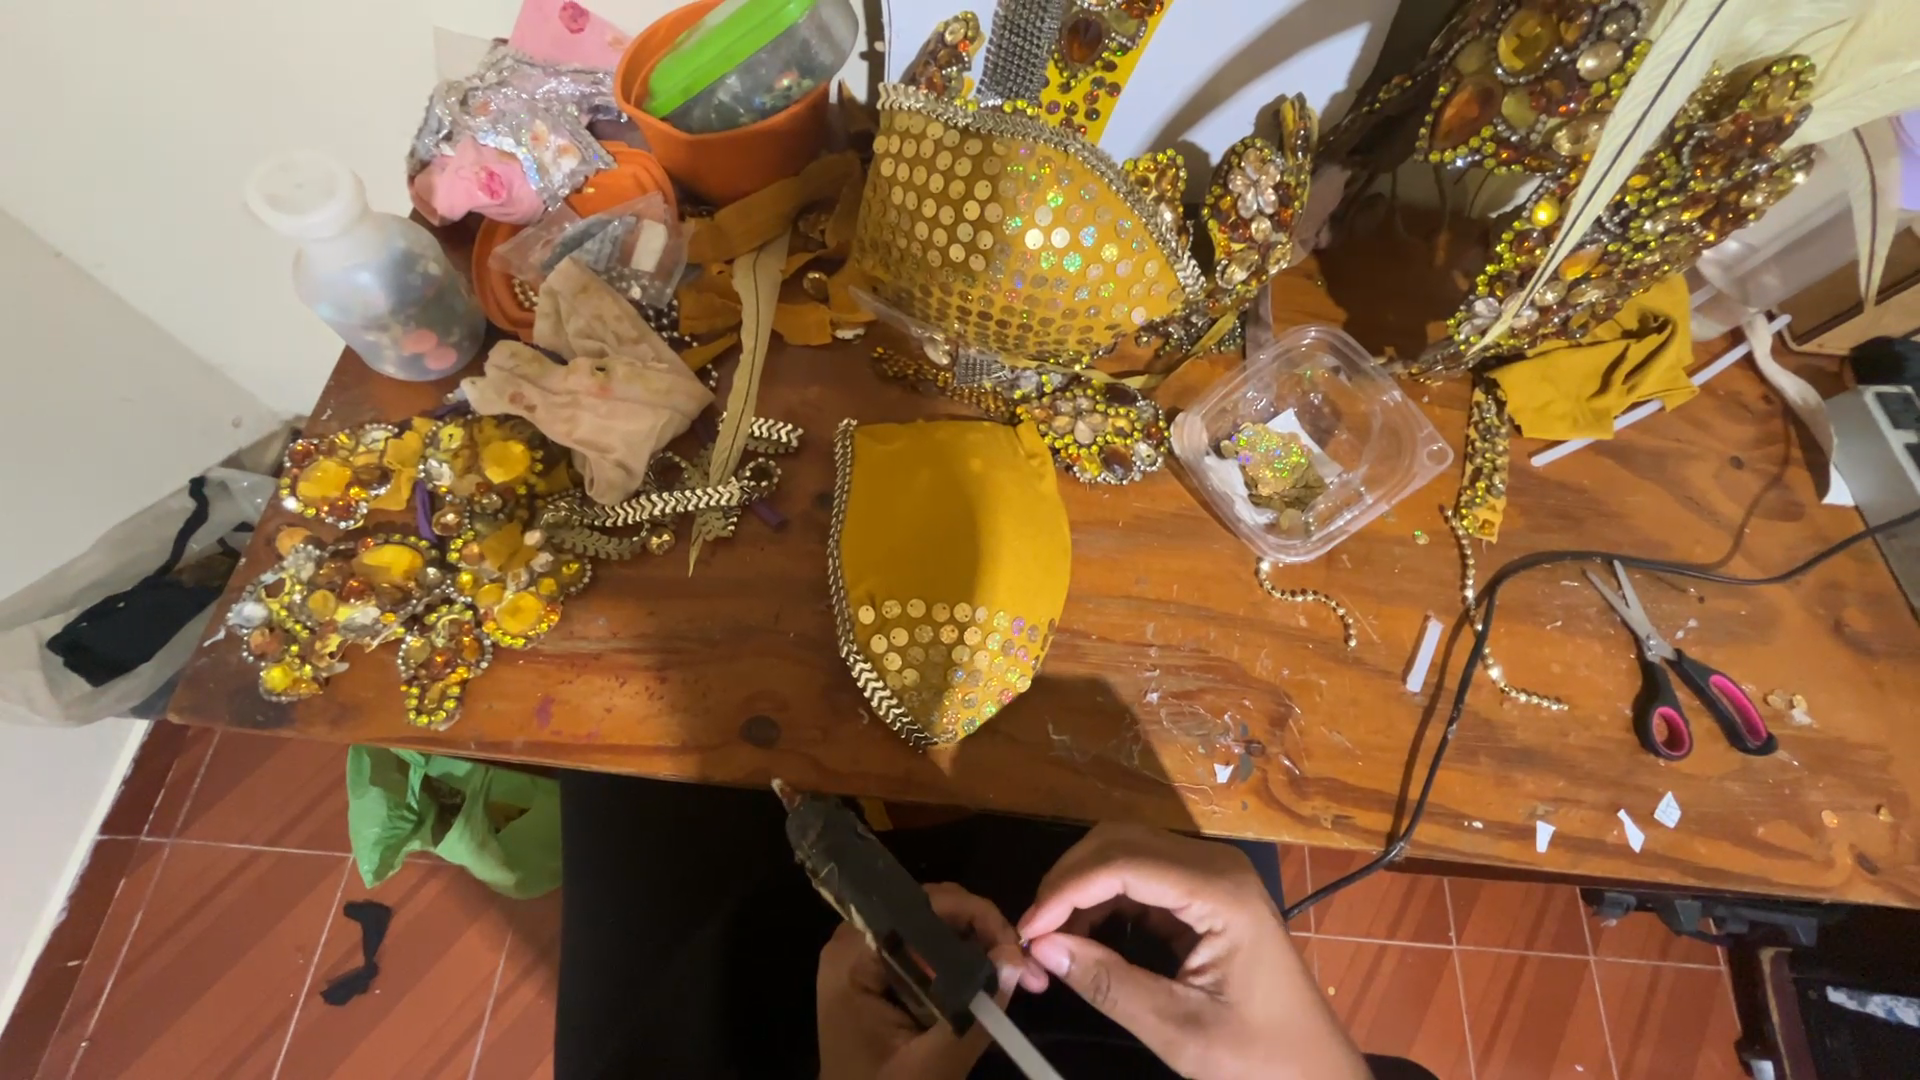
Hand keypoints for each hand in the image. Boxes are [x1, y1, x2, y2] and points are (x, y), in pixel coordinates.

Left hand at [817, 883, 1046, 1079]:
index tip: (1009, 944)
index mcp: (852, 955)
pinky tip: (985, 982)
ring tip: (1012, 973)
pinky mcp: (879, 970)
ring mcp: (866, 953)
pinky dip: (959, 960)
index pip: (918, 905)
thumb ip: (973, 1015)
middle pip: (927, 908)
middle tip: (1019, 964)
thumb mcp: (929, 1070)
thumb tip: (1015, 958)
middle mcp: (854, 940)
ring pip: (932, 925)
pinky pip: (925, 947)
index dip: (970, 912)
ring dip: (974, 944)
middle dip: (978, 928)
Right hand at [1018, 824, 1369, 1079]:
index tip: (1028, 927)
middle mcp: (1213, 864)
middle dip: (1070, 880)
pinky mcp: (1202, 890)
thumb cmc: (1261, 1062)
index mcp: (1217, 891)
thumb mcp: (1180, 1032)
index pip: (1122, 861)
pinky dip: (1104, 897)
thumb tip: (1040, 945)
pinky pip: (1140, 874)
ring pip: (1125, 851)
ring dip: (1083, 885)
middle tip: (1035, 929)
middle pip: (1120, 842)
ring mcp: (1209, 873)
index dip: (1067, 889)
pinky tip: (1084, 931)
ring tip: (1053, 933)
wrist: (1320, 1078)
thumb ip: (1108, 984)